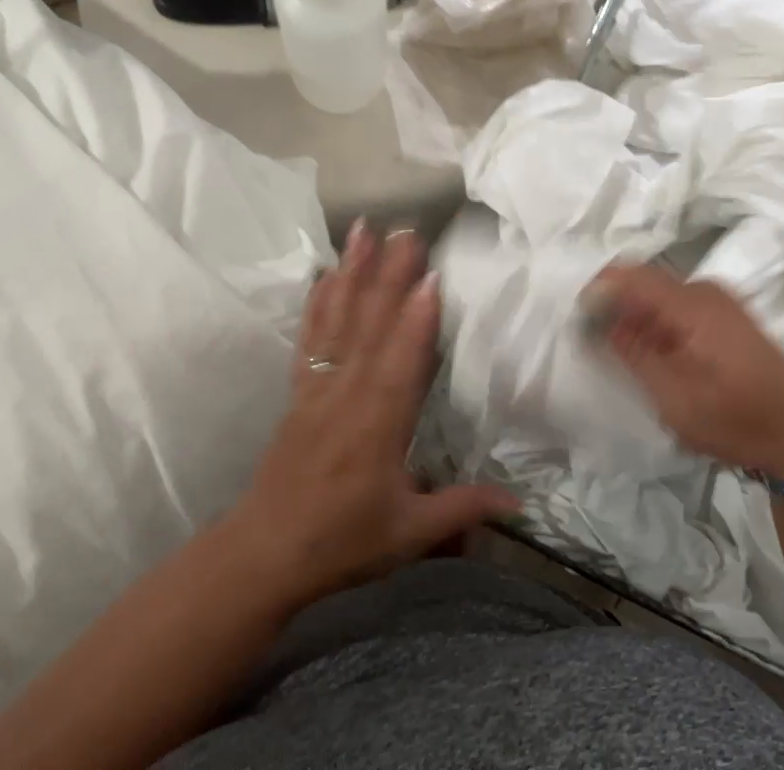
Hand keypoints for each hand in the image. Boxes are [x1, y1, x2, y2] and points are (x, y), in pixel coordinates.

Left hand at [226, 220, 519, 605]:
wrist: (265, 553)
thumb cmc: (341, 543)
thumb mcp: (409, 533)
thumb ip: (462, 508)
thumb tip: (518, 503)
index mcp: (378, 426)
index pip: (401, 363)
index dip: (417, 319)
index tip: (431, 274)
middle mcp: (347, 398)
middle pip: (370, 327)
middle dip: (389, 276)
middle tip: (405, 230)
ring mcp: (318, 392)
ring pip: (337, 323)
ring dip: (352, 274)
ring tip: (361, 231)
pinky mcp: (299, 395)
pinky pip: (310, 341)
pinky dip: (317, 305)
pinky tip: (324, 276)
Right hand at [588, 264, 783, 479]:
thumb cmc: (736, 421)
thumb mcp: (674, 398)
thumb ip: (632, 352)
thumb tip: (597, 316)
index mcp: (693, 305)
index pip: (629, 274)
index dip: (597, 291)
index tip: (577, 322)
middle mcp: (705, 291)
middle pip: (642, 282)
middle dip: (614, 307)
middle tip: (594, 346)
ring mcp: (718, 301)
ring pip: (657, 296)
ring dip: (634, 319)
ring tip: (622, 357)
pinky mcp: (724, 316)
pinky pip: (675, 307)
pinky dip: (655, 325)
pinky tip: (651, 358)